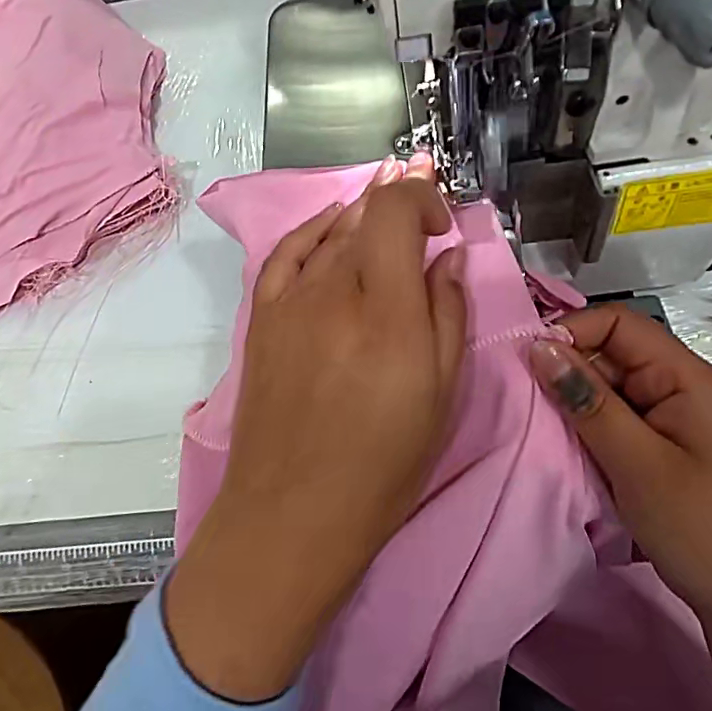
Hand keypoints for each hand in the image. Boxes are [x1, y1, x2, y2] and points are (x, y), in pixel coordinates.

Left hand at [167, 155, 468, 700]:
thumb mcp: (440, 394)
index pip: (394, 210)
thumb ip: (448, 313)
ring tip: (387, 225)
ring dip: (364, 218)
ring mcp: (290, 301)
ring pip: (330, 230)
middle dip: (400, 210)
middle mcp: (334, 291)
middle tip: (423, 229)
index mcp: (387, 312)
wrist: (292, 513)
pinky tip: (333, 224)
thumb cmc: (382, 464)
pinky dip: (314, 228)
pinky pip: (286, 252)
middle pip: (365, 215)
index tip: (440, 228)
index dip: (421, 197)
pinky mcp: (262, 316)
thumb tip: (448, 257)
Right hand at [526, 305, 711, 631]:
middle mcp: (680, 387)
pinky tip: (573, 453)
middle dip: (569, 373)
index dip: (572, 332)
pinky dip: (591, 431)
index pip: (618, 323)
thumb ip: (587, 401)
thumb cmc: (704, 532)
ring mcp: (673, 418)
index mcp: (685, 377)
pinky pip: (618, 420)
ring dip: (577, 405)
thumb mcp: (638, 464)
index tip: (529, 365)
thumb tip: (539, 346)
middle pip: (611, 353)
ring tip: (546, 432)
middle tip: (529, 406)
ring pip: (609, 389)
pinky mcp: (665, 448)